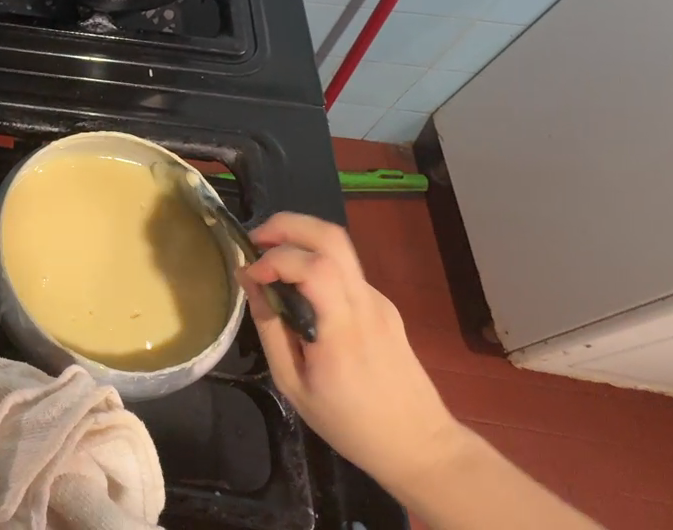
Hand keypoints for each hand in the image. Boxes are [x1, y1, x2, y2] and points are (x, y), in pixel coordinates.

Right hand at [241, 212, 466, 484]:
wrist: (422, 447)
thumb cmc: (351, 424)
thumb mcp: (294, 387)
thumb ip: (270, 330)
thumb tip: (250, 284)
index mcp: (343, 330)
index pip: (313, 266)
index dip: (274, 258)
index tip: (250, 274)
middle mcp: (366, 304)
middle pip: (331, 237)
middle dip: (287, 225)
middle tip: (256, 240)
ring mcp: (379, 302)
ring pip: (339, 248)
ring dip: (300, 240)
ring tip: (271, 259)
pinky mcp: (385, 307)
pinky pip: (345, 272)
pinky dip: (315, 264)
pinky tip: (301, 292)